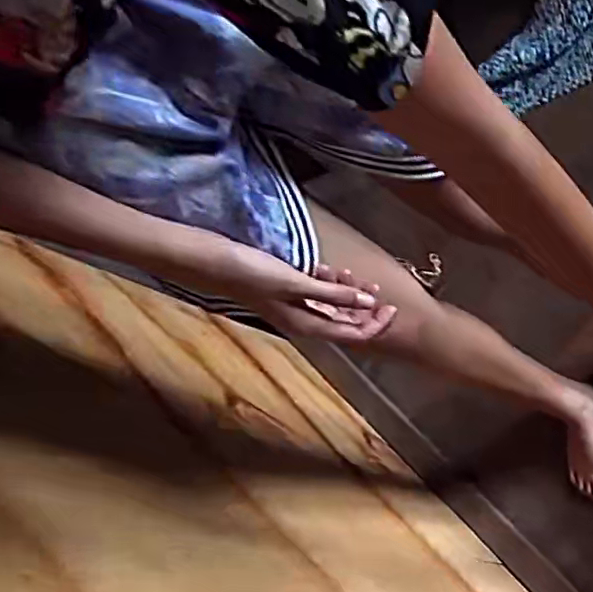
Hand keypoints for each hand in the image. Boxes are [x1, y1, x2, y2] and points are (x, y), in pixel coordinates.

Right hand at [213, 247, 397, 344]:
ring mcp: (293, 306)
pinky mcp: (284, 291)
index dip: (377, 324)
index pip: (356, 334)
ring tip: (351, 275)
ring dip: (346, 291)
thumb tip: (369, 303)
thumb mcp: (295, 283)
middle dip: (364, 305)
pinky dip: (327, 283)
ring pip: (332, 305)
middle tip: (373, 287)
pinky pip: (315, 292)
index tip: (392, 308)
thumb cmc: (246, 271)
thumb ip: (334, 295)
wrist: (200, 257)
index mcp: (310, 327)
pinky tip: (329, 269)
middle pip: (347, 320)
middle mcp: (305, 321)